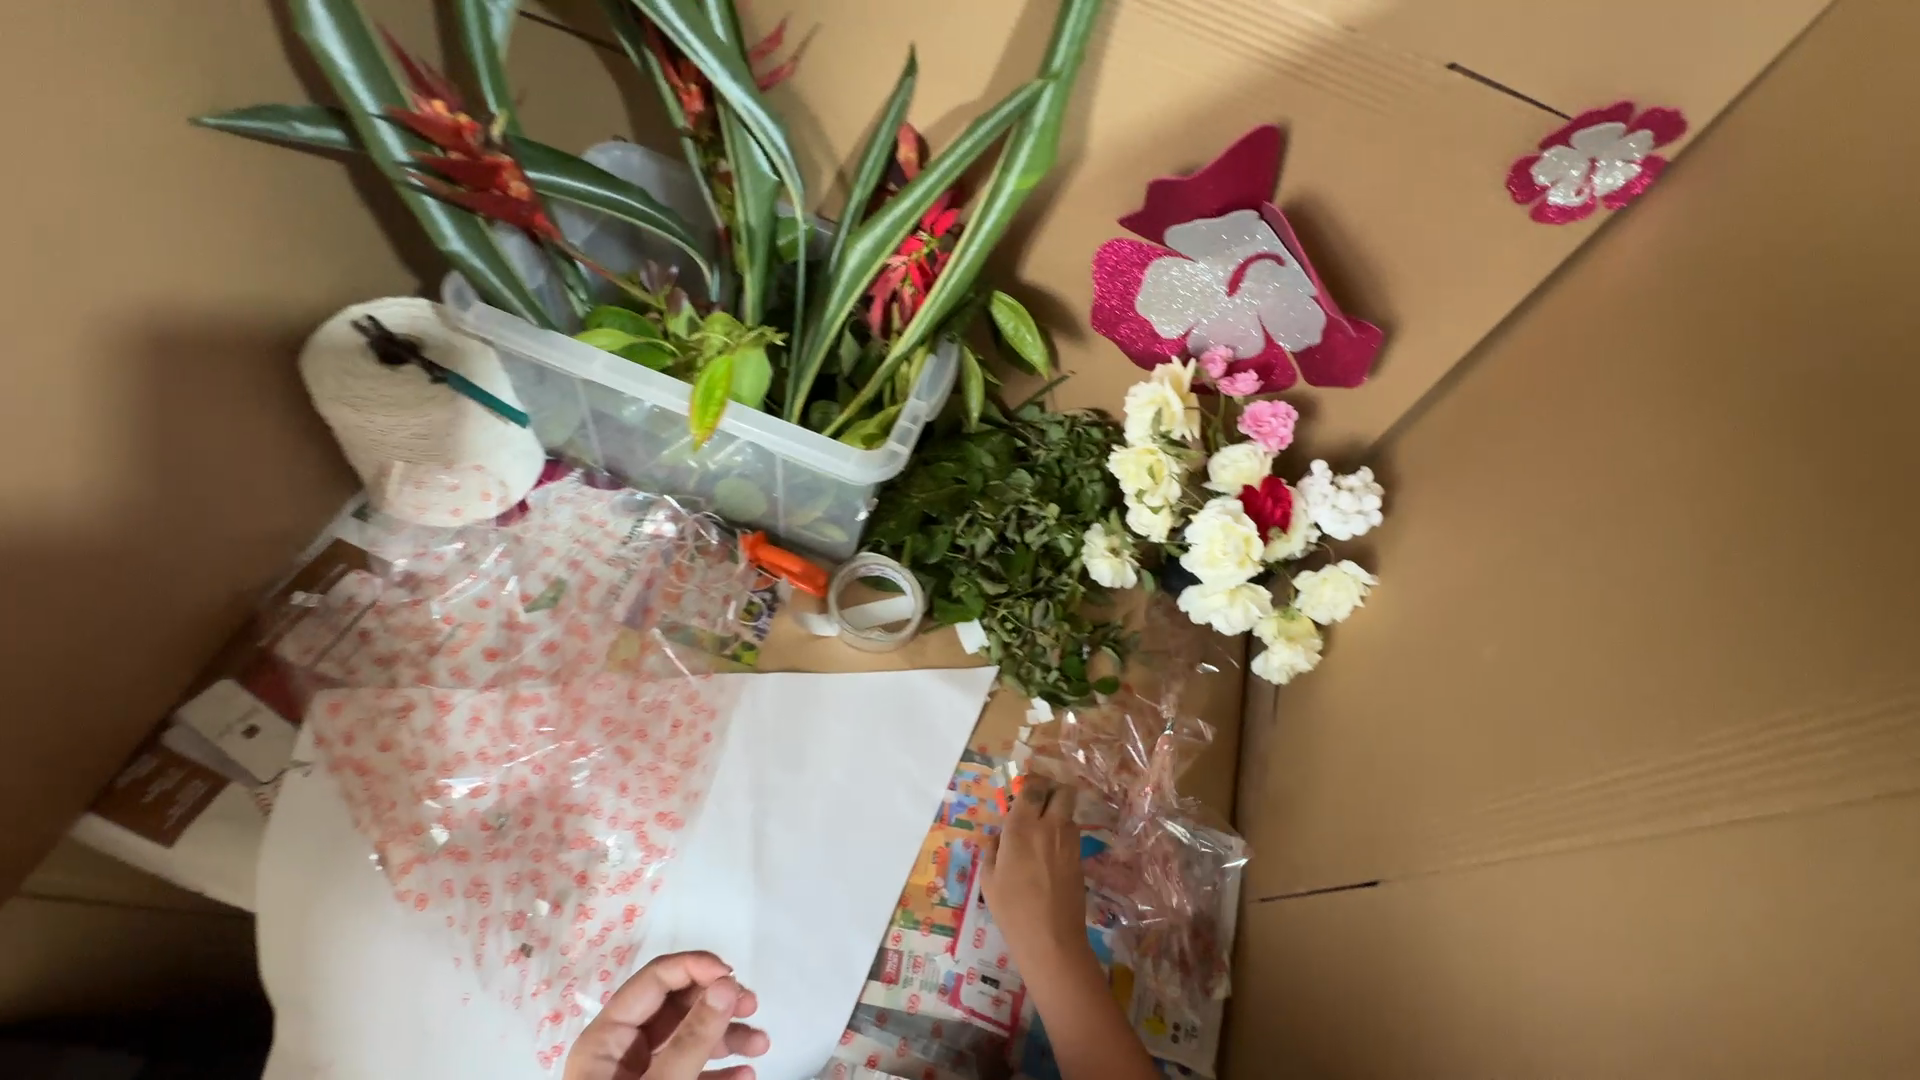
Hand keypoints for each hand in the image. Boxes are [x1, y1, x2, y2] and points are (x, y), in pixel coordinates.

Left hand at [562, 951, 769, 1079]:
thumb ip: (693, 1038)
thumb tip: (727, 982)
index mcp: (607, 1038)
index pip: (656, 978)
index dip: (696, 967)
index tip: (734, 976)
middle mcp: (621, 1051)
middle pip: (677, 1006)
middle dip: (718, 1003)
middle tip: (753, 1006)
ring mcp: (638, 1078)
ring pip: (688, 1039)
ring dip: (728, 1038)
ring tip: (762, 1045)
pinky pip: (691, 1074)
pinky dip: (719, 1072)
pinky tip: (746, 1077)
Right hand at [979, 776, 1090, 977]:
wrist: (1051, 939)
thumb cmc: (1012, 910)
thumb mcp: (988, 879)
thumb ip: (992, 849)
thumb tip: (1000, 837)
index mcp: (1022, 827)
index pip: (1032, 787)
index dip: (1030, 783)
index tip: (1023, 791)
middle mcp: (1049, 826)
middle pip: (1062, 791)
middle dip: (1052, 791)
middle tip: (1038, 803)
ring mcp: (1069, 841)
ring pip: (1069, 812)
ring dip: (1057, 814)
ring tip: (1042, 833)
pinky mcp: (1080, 858)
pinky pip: (1072, 834)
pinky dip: (1063, 834)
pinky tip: (1050, 855)